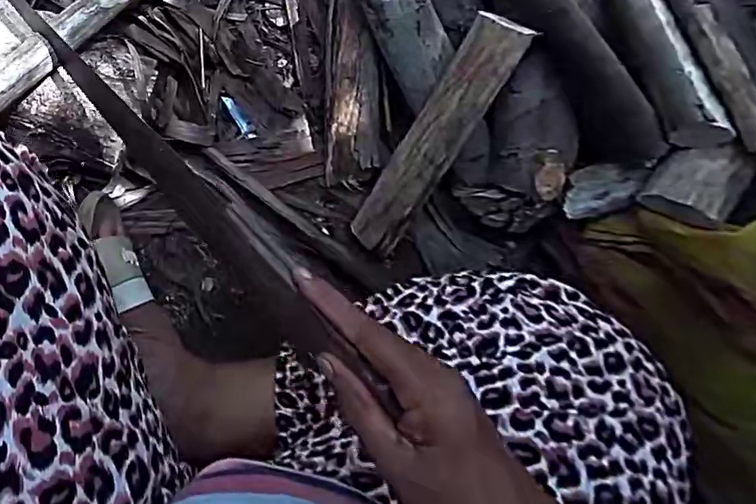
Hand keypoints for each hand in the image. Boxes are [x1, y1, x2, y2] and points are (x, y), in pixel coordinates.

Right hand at [297, 272, 553, 503]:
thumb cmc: (456, 500)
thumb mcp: (398, 464)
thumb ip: (359, 408)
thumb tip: (328, 360)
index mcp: (426, 385)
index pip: (367, 332)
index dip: (330, 301)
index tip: (301, 273)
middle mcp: (437, 371)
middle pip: (376, 334)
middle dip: (337, 312)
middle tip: (299, 288)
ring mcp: (444, 380)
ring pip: (386, 347)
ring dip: (351, 332)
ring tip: (315, 314)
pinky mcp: (445, 391)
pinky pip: (398, 360)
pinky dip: (370, 351)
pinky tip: (351, 352)